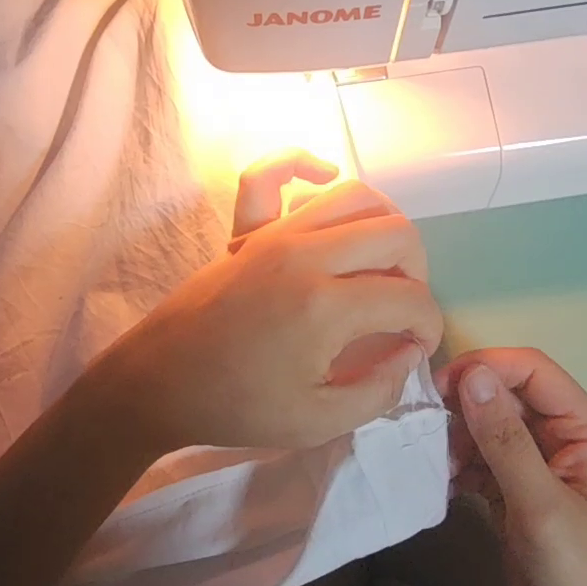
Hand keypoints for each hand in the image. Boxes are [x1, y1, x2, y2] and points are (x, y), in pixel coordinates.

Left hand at [73, 153, 442, 454]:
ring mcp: (273, 234)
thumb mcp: (318, 422)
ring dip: (383, 225)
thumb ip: (378, 391)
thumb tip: (408, 351)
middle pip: (395, 233)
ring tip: (379, 264)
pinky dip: (300, 163)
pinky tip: (322, 176)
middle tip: (400, 310)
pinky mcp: (247, 230)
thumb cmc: (236, 407)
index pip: (409, 297)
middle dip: (416, 272)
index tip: (415, 348)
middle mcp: (305, 254)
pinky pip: (269, 175)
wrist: (158, 383)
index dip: (428, 326)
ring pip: (354, 195)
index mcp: (325, 306)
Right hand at [437, 349, 586, 585]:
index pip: (534, 371)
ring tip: (437, 460)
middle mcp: (565, 434)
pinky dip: (460, 460)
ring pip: (490, 421)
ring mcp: (541, 459)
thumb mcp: (540, 505)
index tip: (442, 385)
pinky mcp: (518, 482)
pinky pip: (483, 453)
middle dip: (468, 402)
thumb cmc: (577, 571)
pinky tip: (444, 479)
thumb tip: (473, 376)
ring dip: (460, 434)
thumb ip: (505, 439)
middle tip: (428, 422)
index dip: (489, 367)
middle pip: (508, 392)